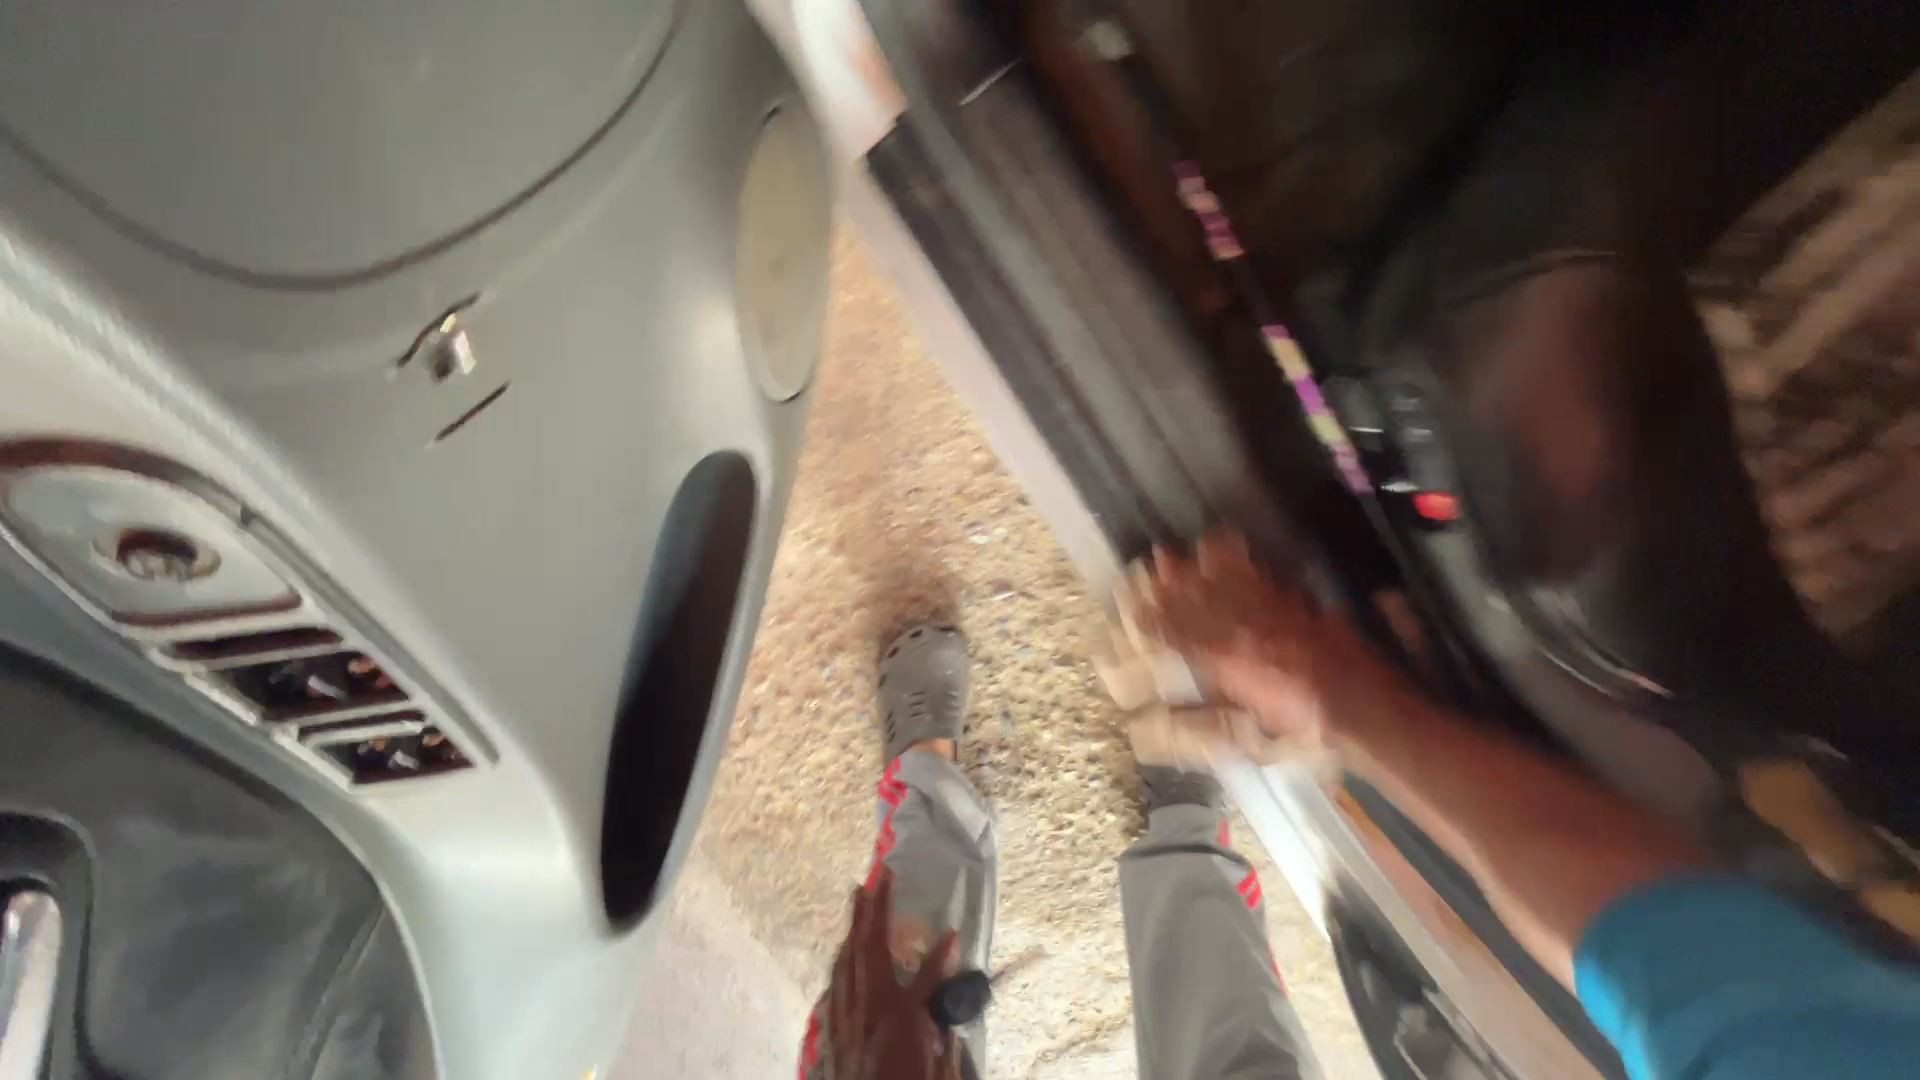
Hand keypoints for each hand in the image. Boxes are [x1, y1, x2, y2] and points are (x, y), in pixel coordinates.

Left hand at [823, 872, 961, 1079]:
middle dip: (874, 910)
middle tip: (880, 875)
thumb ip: (945, 1040)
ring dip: (853, 927)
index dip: (941, 956)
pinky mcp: (831, 1037)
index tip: (954, 933)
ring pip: (845, 963)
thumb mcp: (938, 1075)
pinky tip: (843, 953)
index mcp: (898, 1026)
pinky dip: (841, 963)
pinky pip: (833, 988)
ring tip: (858, 897)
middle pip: (869, 952)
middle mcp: (867, 1017)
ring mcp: (844, 1024)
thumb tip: (950, 1009)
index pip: (925, 980)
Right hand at [1124, 531, 1382, 741]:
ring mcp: (1269, 611)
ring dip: (1199, 565)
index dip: (1153, 619)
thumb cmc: (1303, 725)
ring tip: (1178, 550)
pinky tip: (1228, 545)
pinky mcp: (1294, 602)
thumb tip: (1155, 725)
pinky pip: (1260, 574)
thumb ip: (1202, 717)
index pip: (1178, 634)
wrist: (1362, 703)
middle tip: (1150, 561)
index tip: (1133, 606)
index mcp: (1225, 660)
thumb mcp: (1249, 728)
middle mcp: (1242, 629)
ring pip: (1225, 580)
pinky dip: (1239, 558)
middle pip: (1198, 598)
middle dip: (1170, 580)